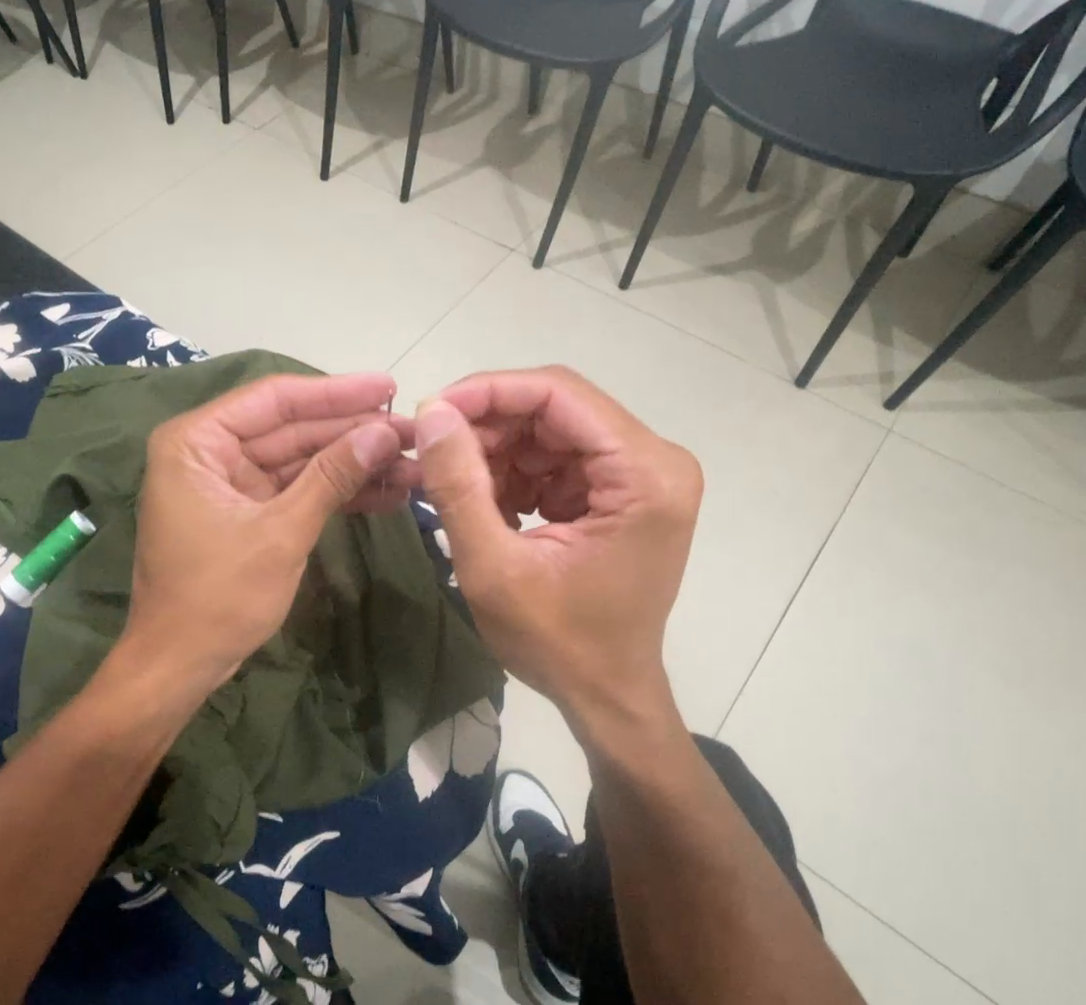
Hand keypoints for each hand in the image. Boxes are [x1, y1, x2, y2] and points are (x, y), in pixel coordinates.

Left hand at [122, 372, 417, 694]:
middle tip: (414, 433)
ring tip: (412, 465)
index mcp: (196, 442)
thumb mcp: (281, 532)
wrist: (179, 666)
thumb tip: (384, 432)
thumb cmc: (218, 596)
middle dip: (352, 433)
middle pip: (291, 428)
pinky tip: (385, 493)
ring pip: (298, 461)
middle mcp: (208, 452)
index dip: (336, 393)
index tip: (389, 387)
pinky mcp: (244, 513)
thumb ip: (332, 477)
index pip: (274, 400)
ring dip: (351, 465)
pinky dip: (334, 494)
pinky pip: (294, 491)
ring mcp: (227, 484)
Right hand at [414, 366, 701, 726]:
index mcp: (645, 475)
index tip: (429, 411)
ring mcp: (643, 475)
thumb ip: (459, 485)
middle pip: (556, 408)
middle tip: (433, 454)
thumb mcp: (493, 566)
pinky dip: (515, 473)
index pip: (559, 394)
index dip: (488, 392)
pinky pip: (557, 457)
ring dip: (497, 452)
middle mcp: (655, 461)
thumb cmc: (557, 643)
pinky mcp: (624, 490)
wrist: (605, 694)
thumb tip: (430, 412)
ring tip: (455, 489)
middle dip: (489, 426)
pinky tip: (486, 505)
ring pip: (551, 430)